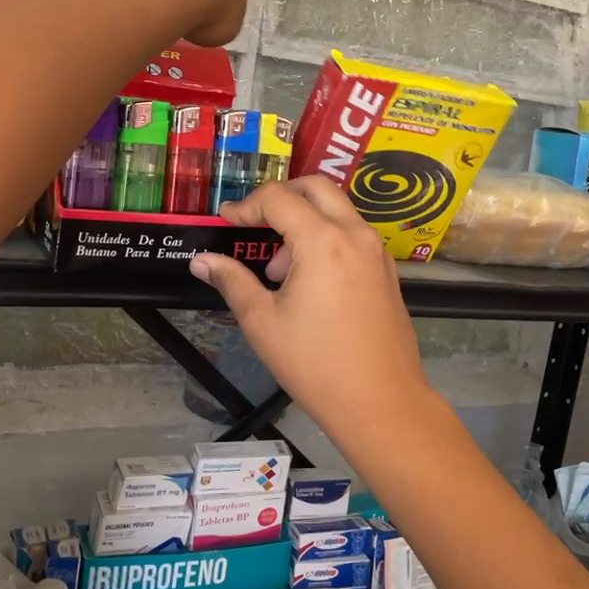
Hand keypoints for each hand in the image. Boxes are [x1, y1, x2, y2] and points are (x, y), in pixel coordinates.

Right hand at [190, 177, 427, 423]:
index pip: (278, 199)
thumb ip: (232, 281)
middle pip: (316, 187)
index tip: (225, 220)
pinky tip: (310, 281)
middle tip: (254, 225)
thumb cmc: (315, 363)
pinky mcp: (386, 271)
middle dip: (280, 198)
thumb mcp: (262, 322)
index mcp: (322, 241)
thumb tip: (202, 261)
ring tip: (280, 270)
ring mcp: (376, 251)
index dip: (245, 206)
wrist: (381, 401)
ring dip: (305, 221)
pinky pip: (353, 234)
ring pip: (337, 210)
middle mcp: (355, 234)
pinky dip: (327, 237)